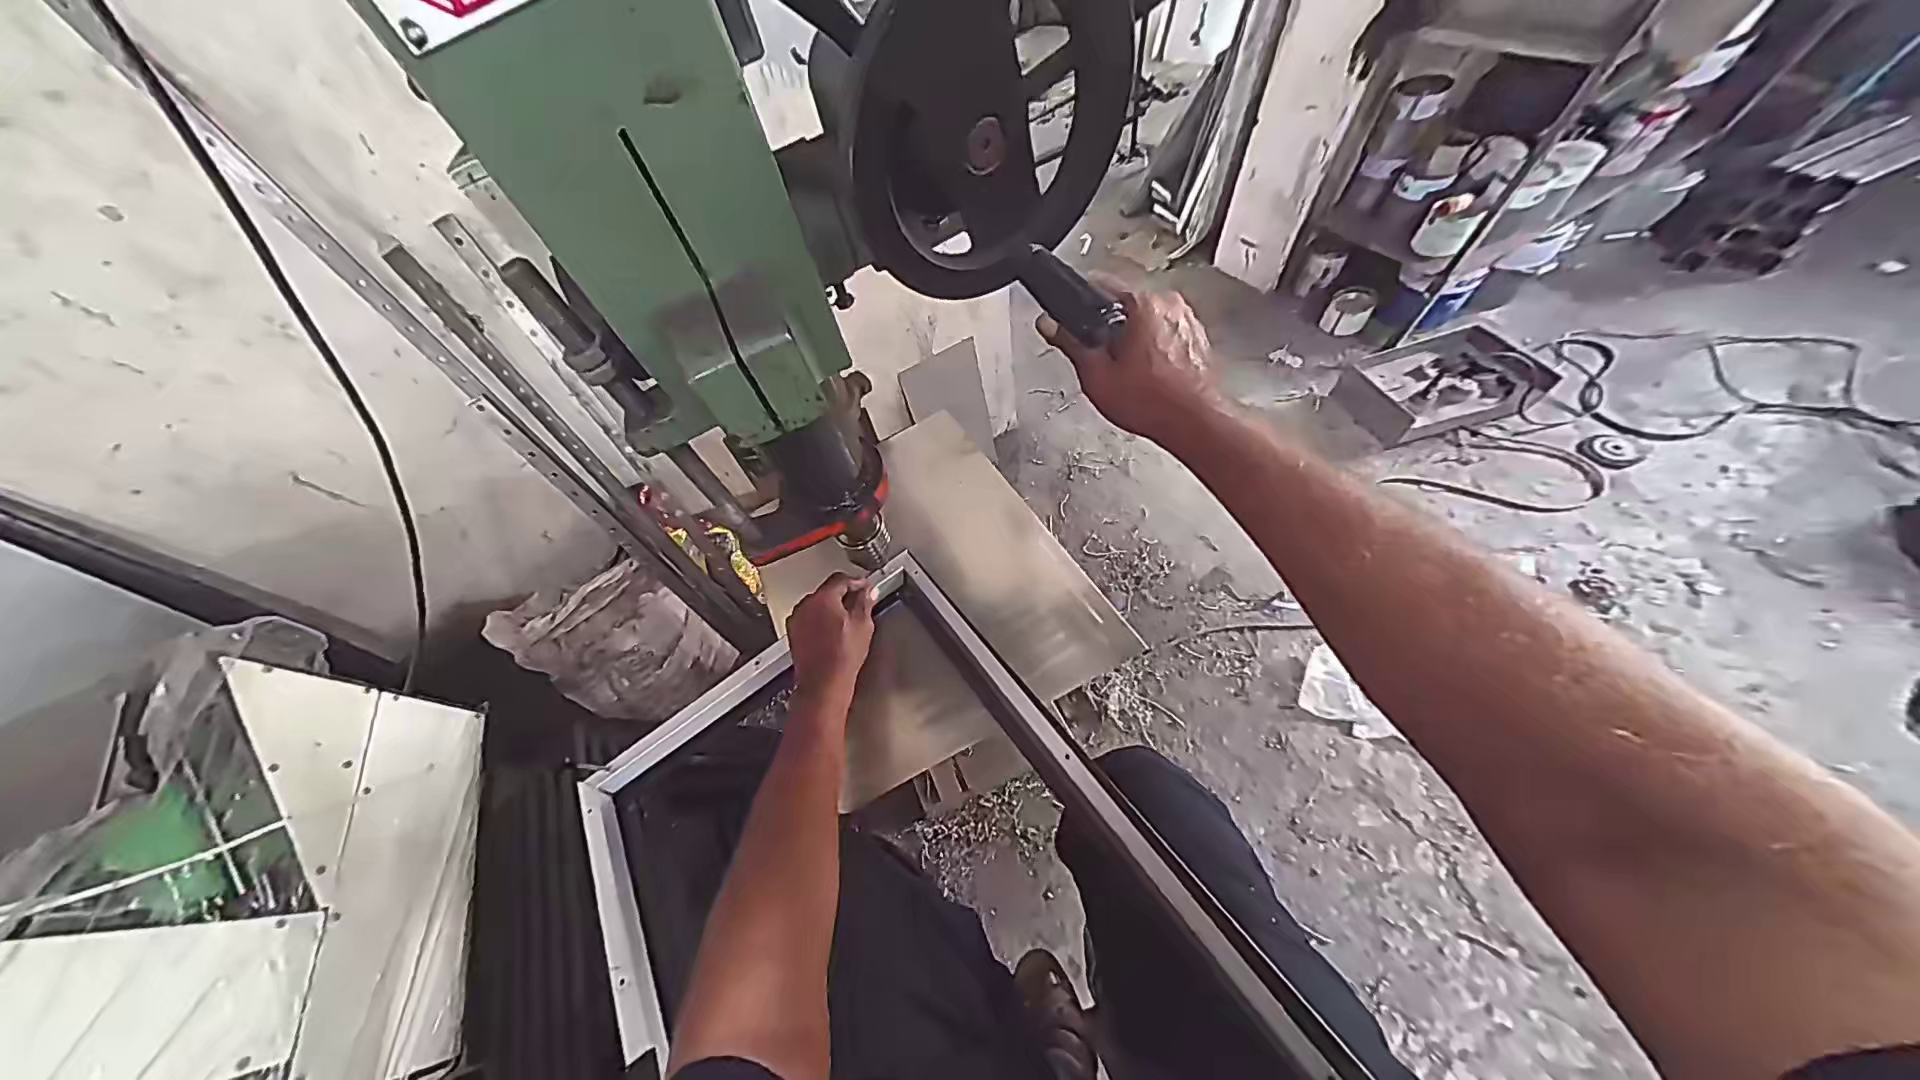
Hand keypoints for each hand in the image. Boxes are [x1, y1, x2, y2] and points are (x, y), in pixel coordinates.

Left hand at [786, 572, 875, 698]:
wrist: (823, 684)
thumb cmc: (840, 658)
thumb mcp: (864, 625)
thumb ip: (865, 602)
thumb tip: (868, 592)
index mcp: (823, 599)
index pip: (841, 579)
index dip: (857, 581)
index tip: (865, 585)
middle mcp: (805, 606)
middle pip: (827, 590)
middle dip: (844, 594)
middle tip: (859, 601)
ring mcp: (797, 620)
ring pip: (817, 604)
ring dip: (832, 607)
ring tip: (847, 620)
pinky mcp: (794, 633)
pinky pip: (810, 618)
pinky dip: (821, 620)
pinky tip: (834, 631)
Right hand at [1037, 277, 1226, 446]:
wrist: (1194, 423)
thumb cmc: (1153, 402)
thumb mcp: (1095, 374)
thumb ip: (1070, 343)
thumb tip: (1049, 325)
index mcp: (1143, 302)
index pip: (1101, 285)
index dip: (1080, 306)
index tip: (1074, 320)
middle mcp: (1170, 304)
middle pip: (1126, 306)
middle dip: (1111, 329)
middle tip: (1103, 362)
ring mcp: (1188, 321)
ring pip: (1147, 322)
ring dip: (1134, 342)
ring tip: (1129, 376)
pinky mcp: (1198, 339)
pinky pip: (1166, 337)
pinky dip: (1155, 353)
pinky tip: (1149, 379)